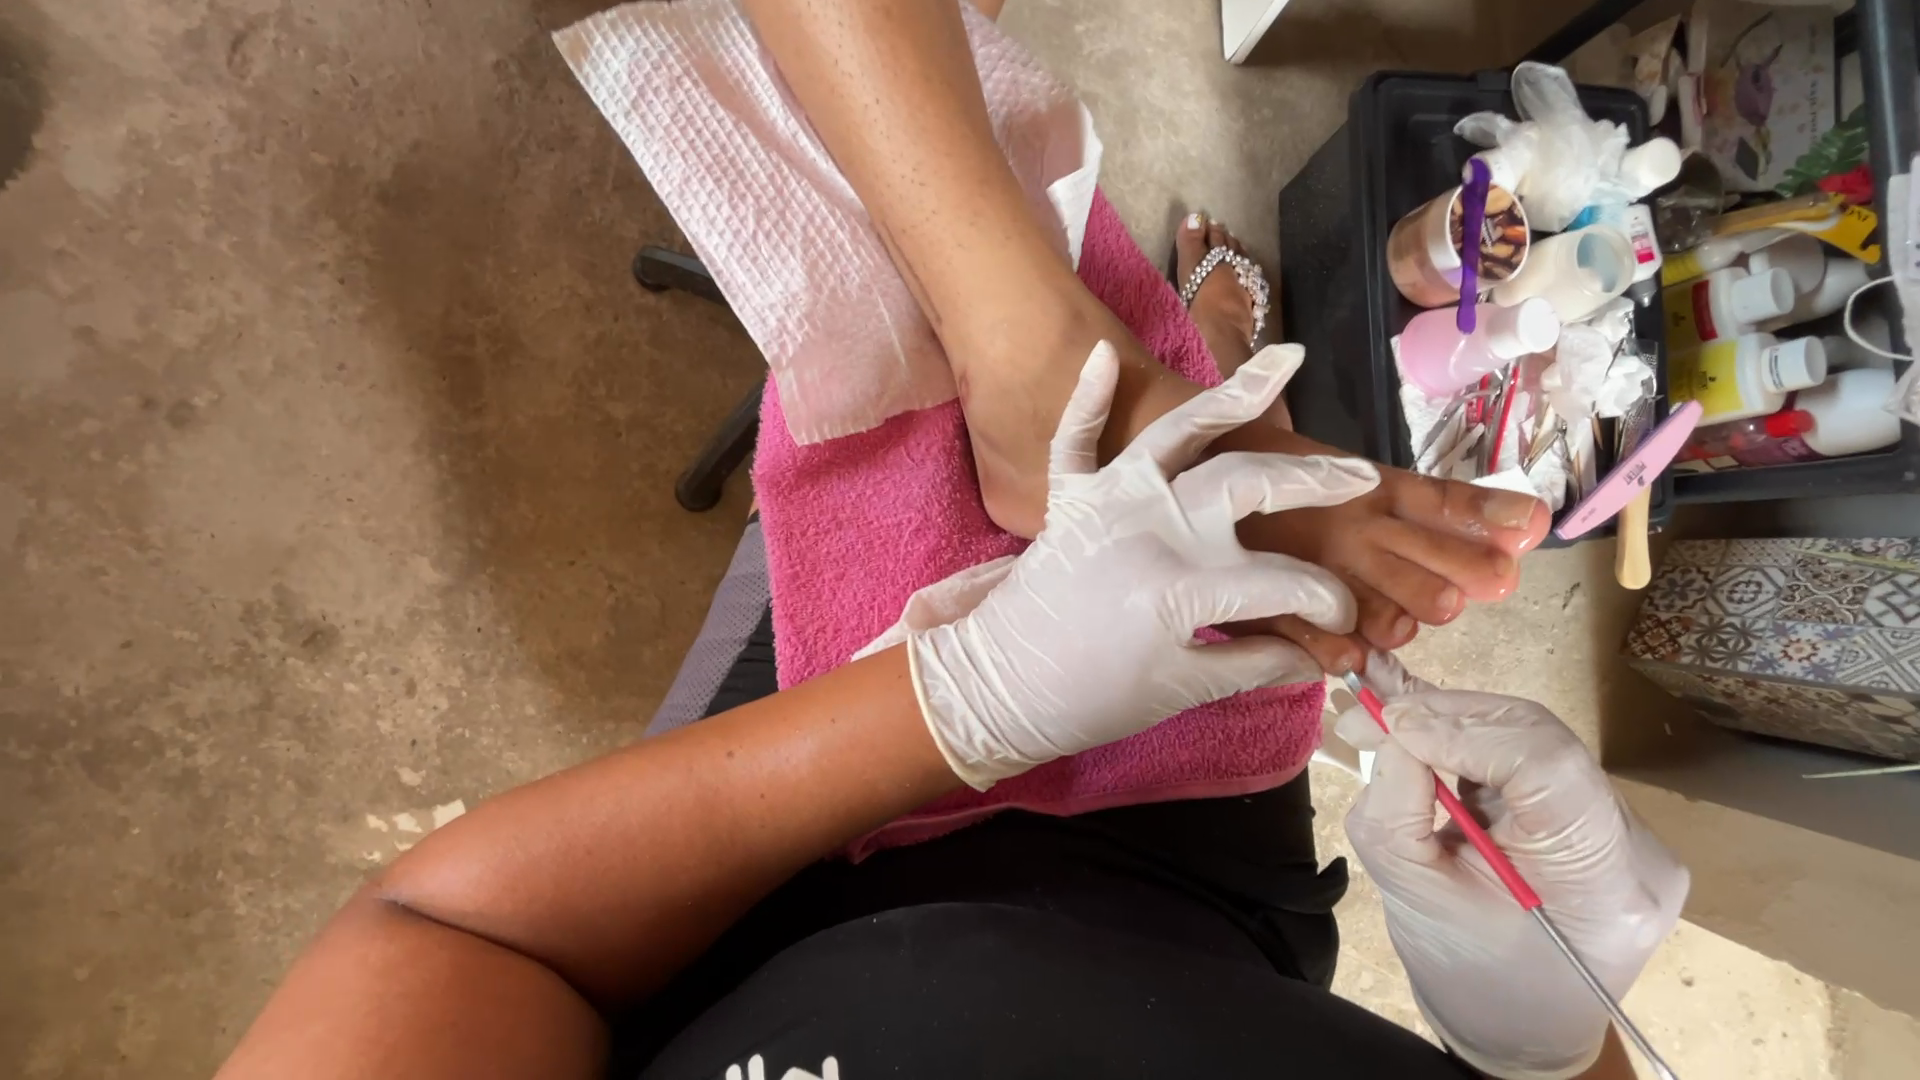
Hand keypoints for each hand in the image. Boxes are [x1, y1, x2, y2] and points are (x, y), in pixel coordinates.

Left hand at [903, 341, 1379, 788]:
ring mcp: (1104, 507)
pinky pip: (1073, 442)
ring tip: (1287, 361)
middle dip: (1312, 482)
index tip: (1346, 622)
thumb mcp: (1184, 690)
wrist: (1000, 691)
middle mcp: (1148, 532)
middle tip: (1358, 478)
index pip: (1284, 584)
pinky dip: (1085, 400)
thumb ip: (1259, 663)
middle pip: (1246, 487)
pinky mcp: (1067, 503)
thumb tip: (1325, 651)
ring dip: (1231, 396)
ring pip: (1175, 438)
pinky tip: (1103, 354)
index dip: (1328, 604)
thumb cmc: (1093, 700)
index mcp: (1181, 593)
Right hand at [1336, 654, 1687, 1079]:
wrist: (1517, 1024)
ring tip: (1379, 723)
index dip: (1459, 731)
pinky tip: (1415, 732)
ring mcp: (1620, 824)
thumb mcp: (1408, 886)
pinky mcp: (1592, 810)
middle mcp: (1631, 843)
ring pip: (1527, 732)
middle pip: (1536, 733)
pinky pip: (1523, 749)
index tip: (1388, 727)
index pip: (1546, 764)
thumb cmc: (1461, 969)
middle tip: (1364, 716)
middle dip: (1440, 713)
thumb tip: (1392, 726)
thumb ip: (1396, 801)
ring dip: (1445, 718)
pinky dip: (1461, 734)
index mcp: (1600, 881)